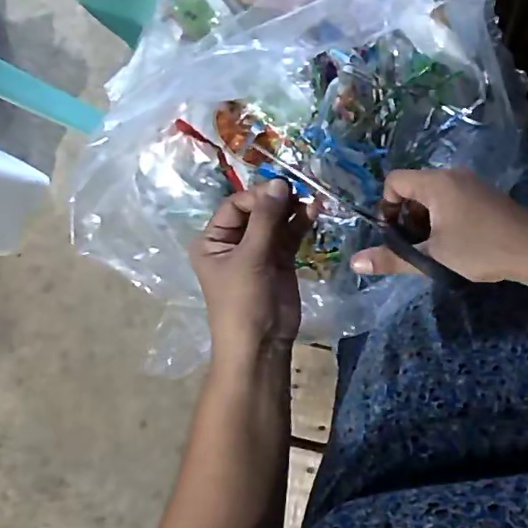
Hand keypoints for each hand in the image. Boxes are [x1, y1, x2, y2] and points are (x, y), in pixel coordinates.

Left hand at [190, 179, 311, 353]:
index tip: (283, 188)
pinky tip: (314, 212)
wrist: (261, 345)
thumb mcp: (250, 258)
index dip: (258, 196)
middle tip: (301, 191)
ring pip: (276, 222)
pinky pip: (289, 235)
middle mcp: (233, 242)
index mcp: (213, 240)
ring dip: (292, 210)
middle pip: (257, 210)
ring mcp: (258, 251)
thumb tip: (279, 182)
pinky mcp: (279, 260)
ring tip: (312, 199)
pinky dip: (300, 224)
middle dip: (278, 200)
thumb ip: (265, 219)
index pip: (235, 205)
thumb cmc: (243, 302)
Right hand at [349, 169, 527, 283]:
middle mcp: (452, 175)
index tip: (393, 234)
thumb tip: (355, 262)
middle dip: (406, 216)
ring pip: (434, 195)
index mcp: (436, 183)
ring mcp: (472, 183)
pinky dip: (444, 216)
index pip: (394, 181)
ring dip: (425, 219)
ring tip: (434, 247)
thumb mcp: (432, 257)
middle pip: (414, 187)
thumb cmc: (479, 249)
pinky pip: (452, 198)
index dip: (386, 206)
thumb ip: (393, 259)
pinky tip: (456, 242)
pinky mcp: (486, 195)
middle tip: (413, 245)